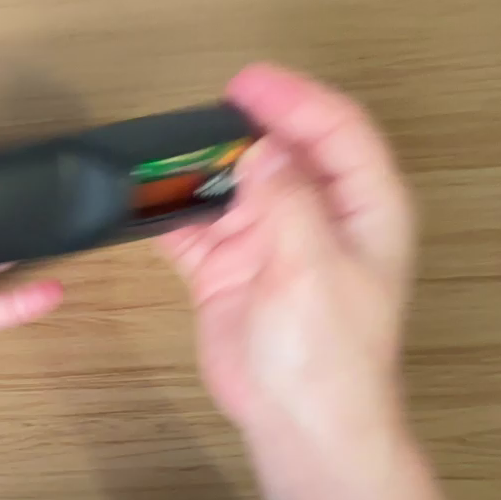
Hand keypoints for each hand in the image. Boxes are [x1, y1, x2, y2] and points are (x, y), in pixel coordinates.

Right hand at [159, 63, 417, 451]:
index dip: (293, 102)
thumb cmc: (324, 348)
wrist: (294, 415)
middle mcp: (314, 218)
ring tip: (157, 157)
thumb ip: (288, 205)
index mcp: (359, 208)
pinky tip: (141, 208)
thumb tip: (263, 151)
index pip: (333, 135)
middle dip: (239, 133)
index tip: (244, 84)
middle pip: (277, 157)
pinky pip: (193, 235)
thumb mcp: (313, 268)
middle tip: (190, 118)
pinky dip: (168, 221)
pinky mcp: (225, 273)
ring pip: (229, 193)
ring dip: (197, 176)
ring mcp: (265, 246)